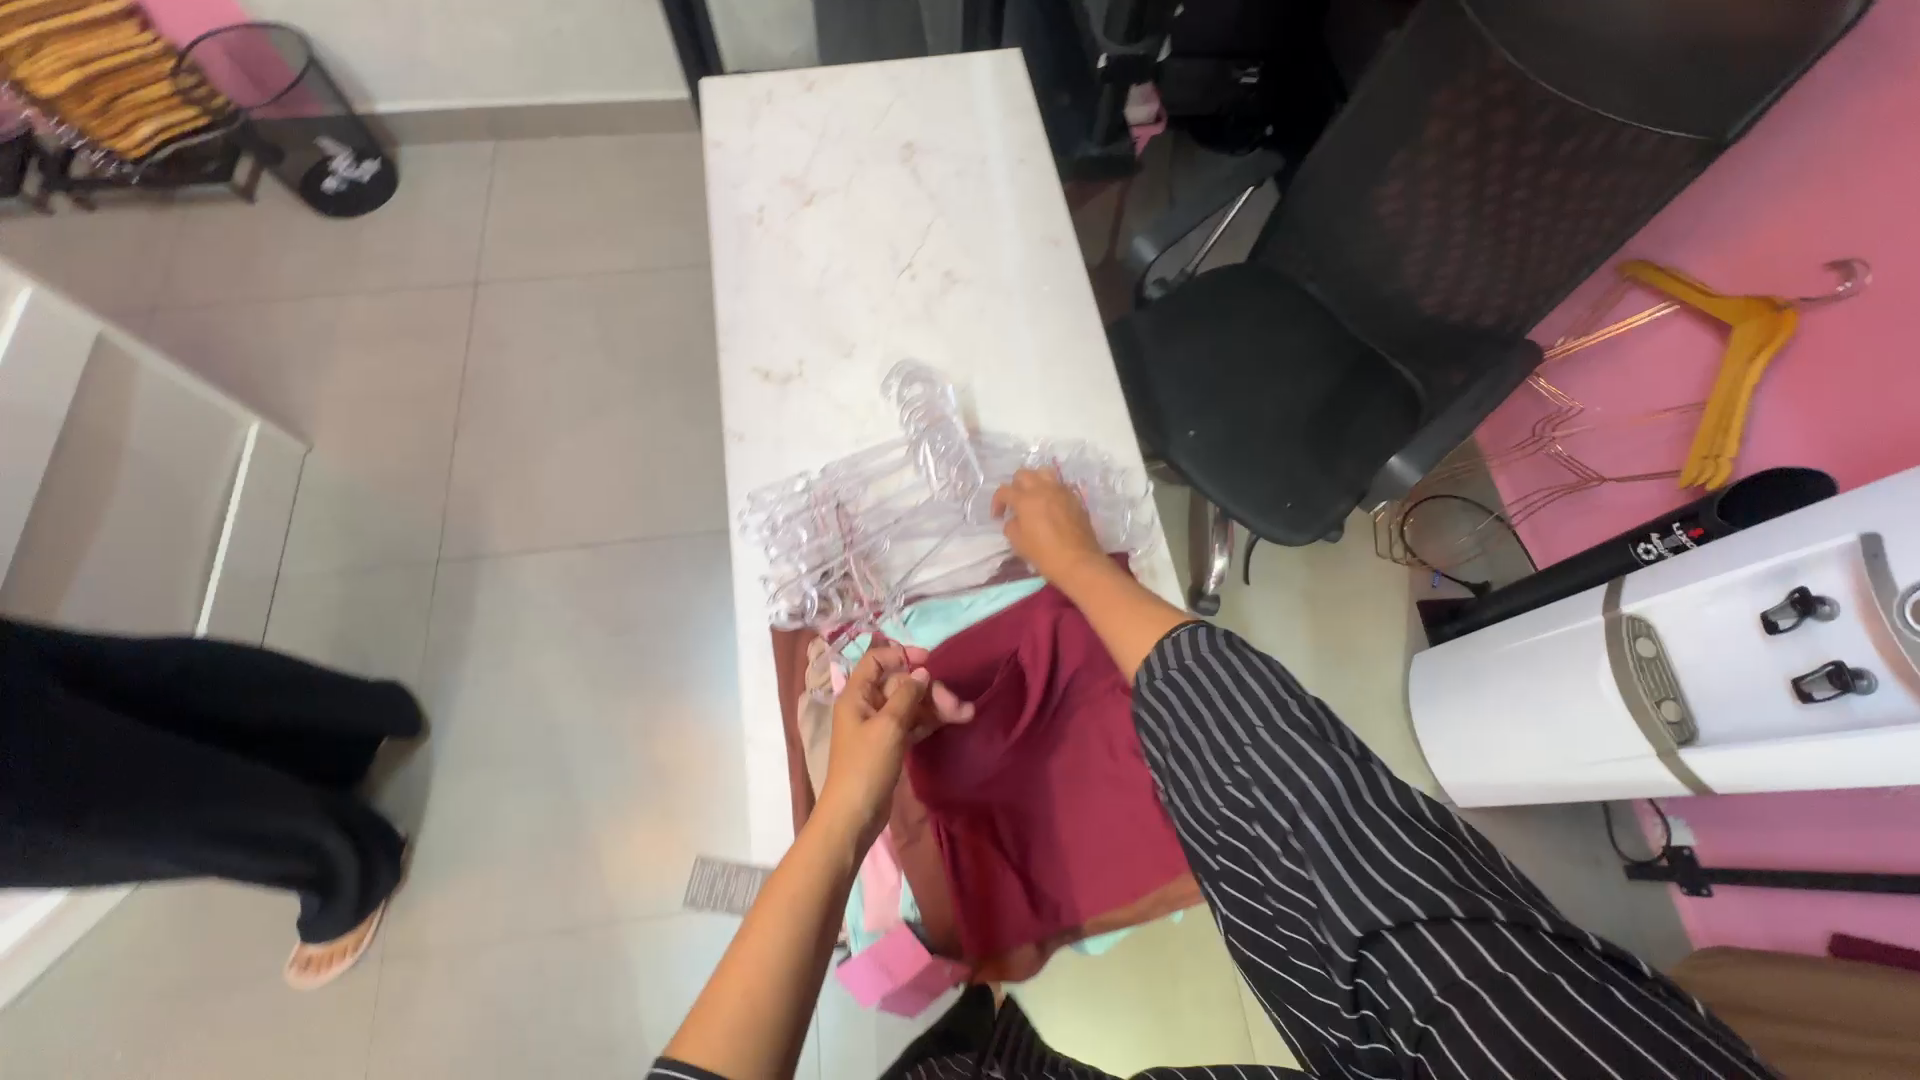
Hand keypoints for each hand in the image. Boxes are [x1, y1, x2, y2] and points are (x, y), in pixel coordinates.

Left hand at [816, 645, 973, 849]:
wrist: (855, 815)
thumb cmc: (866, 766)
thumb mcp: (889, 725)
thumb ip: (907, 694)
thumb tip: (922, 671)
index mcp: (857, 695)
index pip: (876, 660)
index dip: (902, 655)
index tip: (929, 661)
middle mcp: (866, 705)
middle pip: (901, 684)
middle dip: (929, 690)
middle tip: (956, 704)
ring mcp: (879, 726)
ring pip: (910, 705)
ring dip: (935, 707)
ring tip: (965, 714)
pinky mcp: (890, 745)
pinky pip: (912, 723)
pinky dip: (930, 721)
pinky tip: (952, 721)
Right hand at [992, 467, 1110, 587]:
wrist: (1078, 561)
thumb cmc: (1045, 554)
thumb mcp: (1018, 543)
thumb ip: (1011, 525)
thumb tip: (1015, 519)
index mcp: (1025, 500)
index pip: (1004, 490)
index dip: (997, 502)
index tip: (998, 516)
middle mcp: (1043, 489)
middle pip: (1024, 474)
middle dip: (1014, 486)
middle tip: (1014, 503)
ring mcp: (1061, 491)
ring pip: (1044, 473)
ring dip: (1034, 481)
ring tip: (1033, 497)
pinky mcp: (1075, 498)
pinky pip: (1059, 485)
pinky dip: (1051, 490)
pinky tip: (1050, 505)